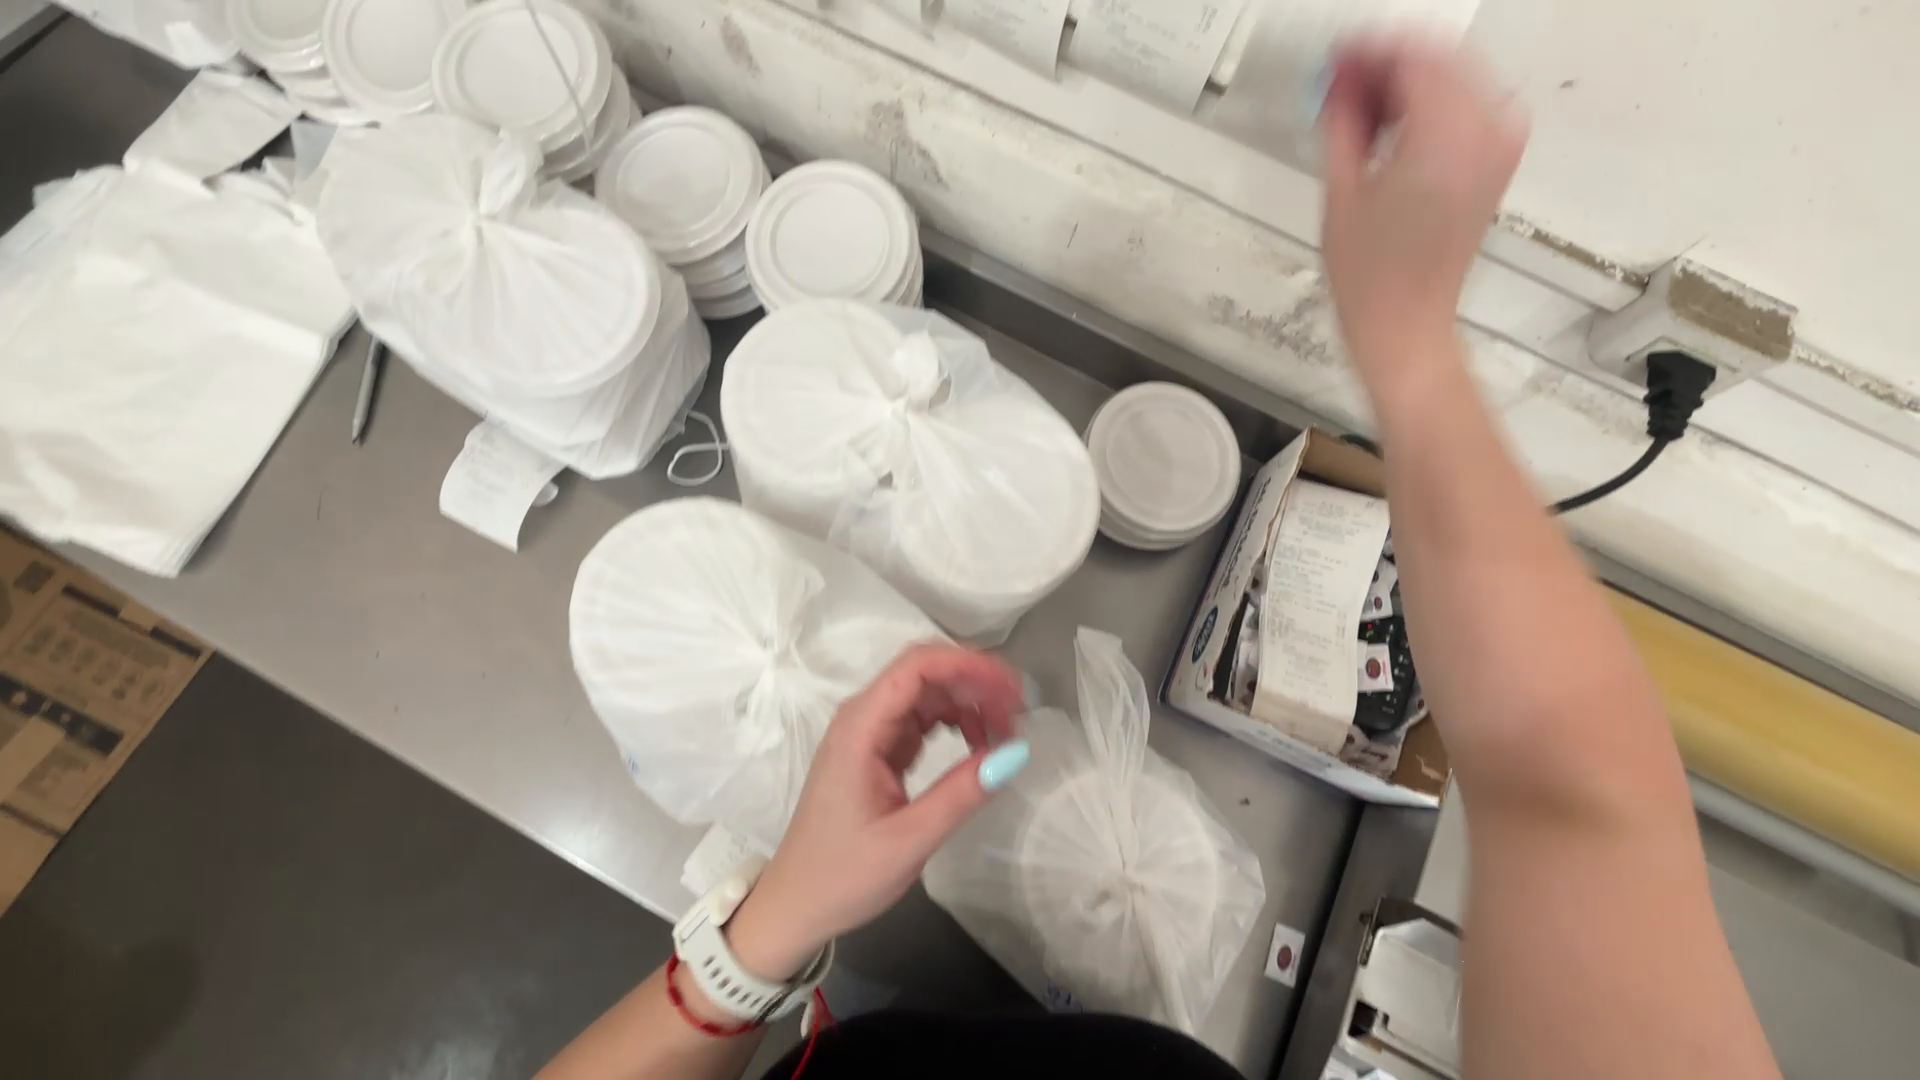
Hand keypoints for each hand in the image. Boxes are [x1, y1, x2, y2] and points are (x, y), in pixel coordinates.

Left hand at [723, 644, 1028, 979]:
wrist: (796, 905)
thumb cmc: (842, 875)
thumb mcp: (908, 841)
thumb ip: (960, 795)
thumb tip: (1015, 754)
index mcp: (860, 728)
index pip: (916, 667)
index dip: (967, 665)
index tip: (1010, 689)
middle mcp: (863, 718)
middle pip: (926, 674)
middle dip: (975, 683)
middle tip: (1019, 714)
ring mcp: (870, 733)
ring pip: (928, 695)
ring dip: (969, 704)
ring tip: (1006, 736)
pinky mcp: (879, 750)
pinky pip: (923, 720)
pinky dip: (956, 724)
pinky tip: (980, 747)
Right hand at [1319, 39, 1528, 388]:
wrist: (1404, 322)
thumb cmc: (1372, 277)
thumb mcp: (1342, 192)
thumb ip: (1343, 124)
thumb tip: (1341, 85)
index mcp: (1446, 136)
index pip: (1414, 56)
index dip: (1369, 51)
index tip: (1337, 58)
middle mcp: (1487, 132)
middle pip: (1440, 59)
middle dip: (1387, 64)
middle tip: (1341, 82)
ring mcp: (1500, 144)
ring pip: (1455, 79)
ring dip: (1406, 85)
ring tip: (1358, 111)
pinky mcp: (1497, 160)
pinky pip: (1467, 106)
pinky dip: (1429, 105)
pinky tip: (1389, 128)